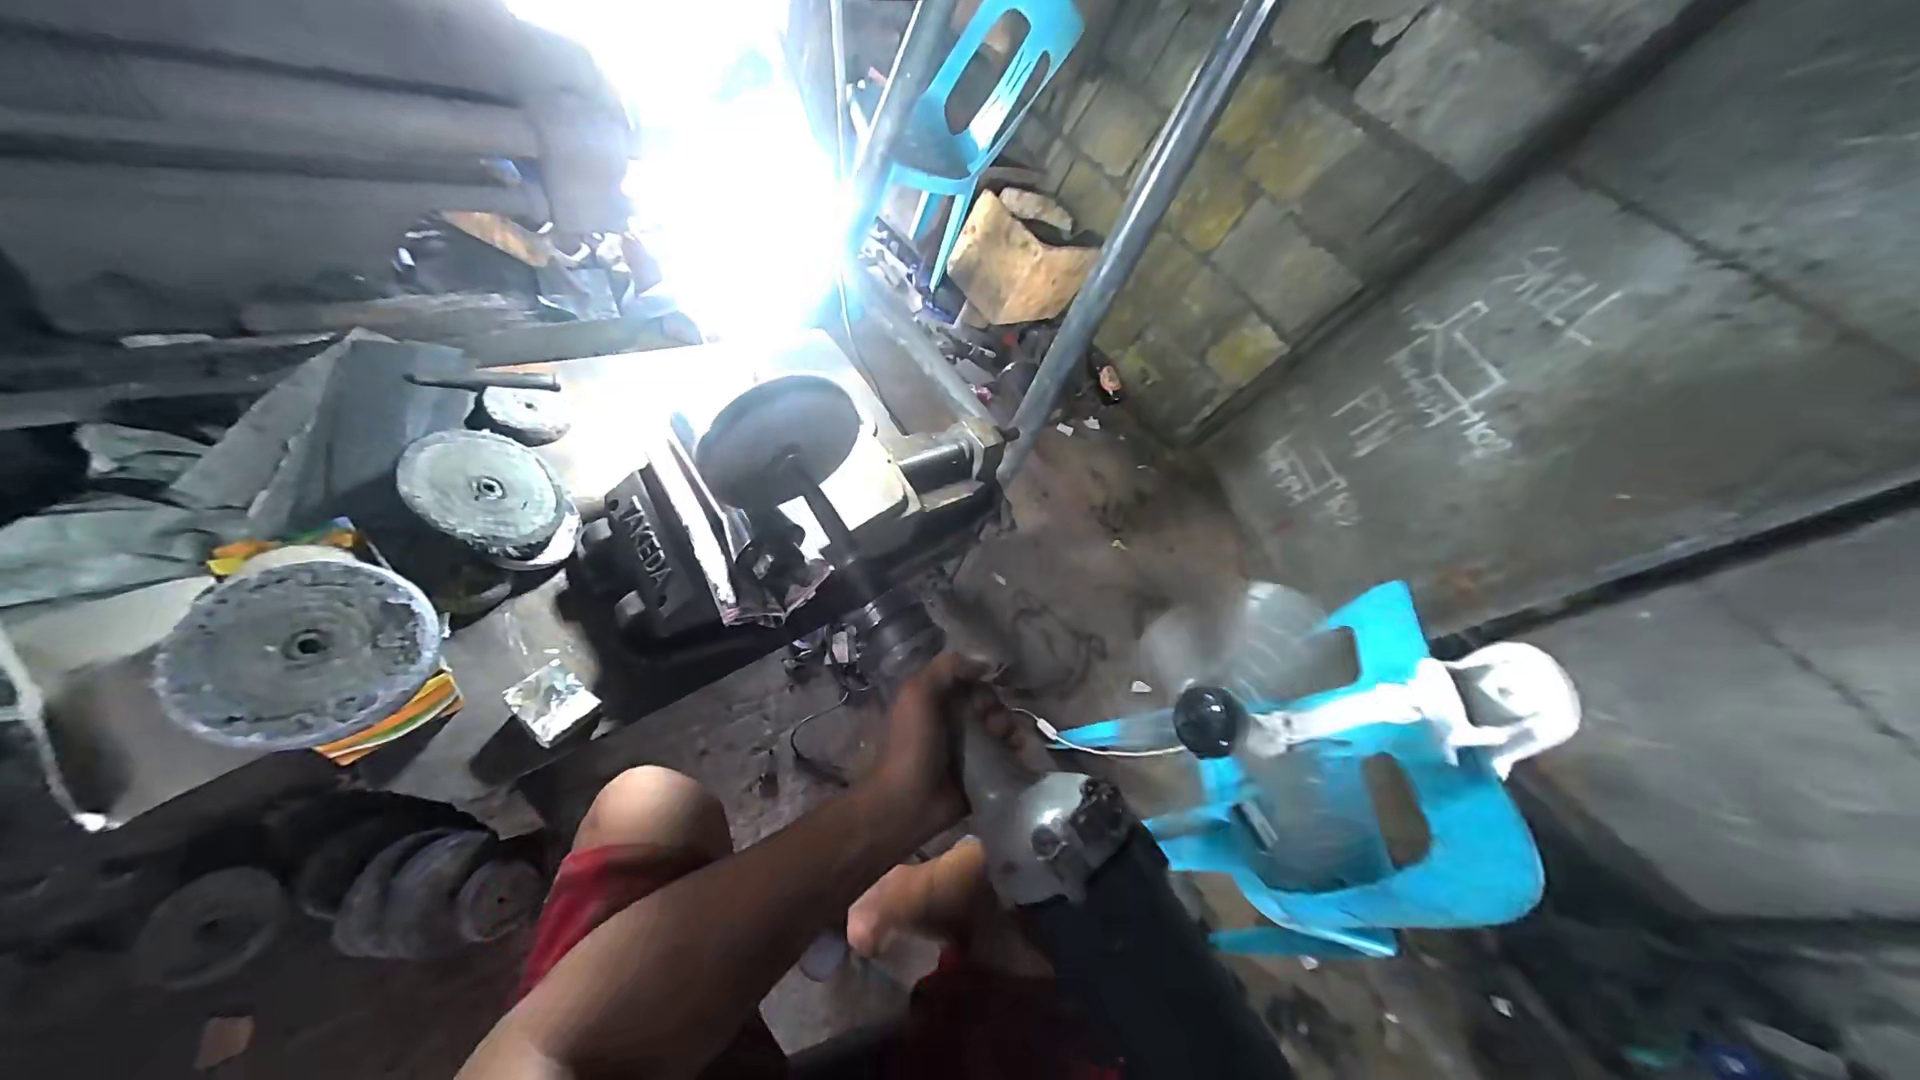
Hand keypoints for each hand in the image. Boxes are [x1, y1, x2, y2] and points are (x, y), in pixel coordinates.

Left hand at [865, 652, 1000, 838]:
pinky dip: (1014, 748)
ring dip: (1008, 726)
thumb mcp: (918, 693)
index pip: (966, 678)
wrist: (908, 802)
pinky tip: (1018, 751)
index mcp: (932, 698)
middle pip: (986, 701)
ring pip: (998, 725)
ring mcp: (966, 746)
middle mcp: (950, 718)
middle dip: (996, 707)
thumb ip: (945, 668)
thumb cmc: (911, 743)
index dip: (980, 680)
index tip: (987, 689)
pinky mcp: (980, 770)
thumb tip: (984, 661)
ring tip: (1008, 739)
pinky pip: (1004, 752)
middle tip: (995, 723)